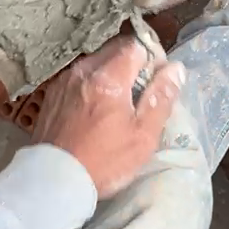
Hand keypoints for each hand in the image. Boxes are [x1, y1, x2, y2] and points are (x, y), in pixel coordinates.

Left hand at [33, 35, 184, 198]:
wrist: (52, 181)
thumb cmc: (103, 161)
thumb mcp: (142, 135)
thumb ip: (161, 97)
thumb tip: (175, 69)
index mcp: (109, 76)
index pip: (136, 46)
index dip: (152, 60)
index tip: (156, 83)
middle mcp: (84, 70)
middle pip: (115, 49)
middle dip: (132, 64)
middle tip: (139, 94)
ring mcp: (65, 80)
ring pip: (96, 62)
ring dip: (111, 73)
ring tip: (117, 104)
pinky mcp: (52, 93)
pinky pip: (79, 77)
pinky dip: (91, 84)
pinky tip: (94, 110)